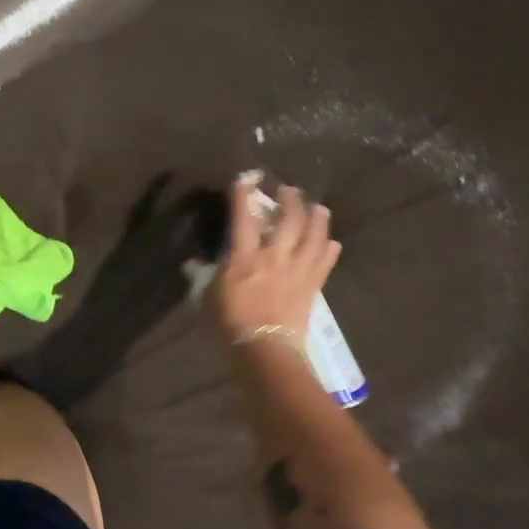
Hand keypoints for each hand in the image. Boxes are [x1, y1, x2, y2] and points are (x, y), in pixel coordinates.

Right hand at [207, 176, 340, 340]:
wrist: (264, 348)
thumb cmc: (229, 321)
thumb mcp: (208, 294)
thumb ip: (207, 273)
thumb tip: (198, 262)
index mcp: (245, 258)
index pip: (244, 219)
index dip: (244, 197)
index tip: (244, 180)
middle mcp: (275, 257)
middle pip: (289, 221)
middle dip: (290, 201)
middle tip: (289, 190)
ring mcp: (298, 270)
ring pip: (314, 236)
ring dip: (317, 218)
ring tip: (318, 207)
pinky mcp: (313, 285)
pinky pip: (325, 261)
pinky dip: (328, 248)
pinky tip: (329, 241)